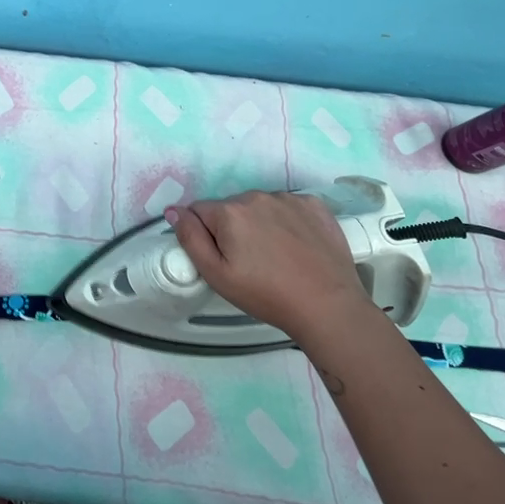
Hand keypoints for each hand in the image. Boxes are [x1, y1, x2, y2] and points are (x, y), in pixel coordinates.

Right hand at [166, 191, 376, 341]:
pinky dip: (287, 220)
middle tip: (250, 262)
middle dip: (233, 228)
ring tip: (276, 256)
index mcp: (229, 211)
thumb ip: (190, 238)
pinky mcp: (315, 206)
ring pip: (259, 206)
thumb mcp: (217, 275)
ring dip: (260, 223)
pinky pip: (288, 207)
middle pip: (230, 208)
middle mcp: (256, 196)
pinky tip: (296, 245)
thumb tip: (174, 211)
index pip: (199, 211)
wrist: (330, 308)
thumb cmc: (267, 295)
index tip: (223, 258)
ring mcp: (289, 199)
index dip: (205, 235)